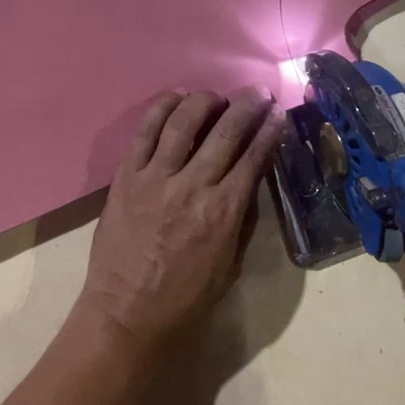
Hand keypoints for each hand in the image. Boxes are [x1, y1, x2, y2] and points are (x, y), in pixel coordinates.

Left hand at [77, 88, 286, 347]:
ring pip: (184, 122)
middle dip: (247, 106)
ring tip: (216, 96)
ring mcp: (156, 177)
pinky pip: (145, 131)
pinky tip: (176, 97)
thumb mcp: (229, 264)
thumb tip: (252, 176)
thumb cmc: (185, 297)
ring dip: (205, 100)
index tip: (278, 112)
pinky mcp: (127, 175)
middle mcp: (192, 186)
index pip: (253, 158)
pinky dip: (162, 108)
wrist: (127, 312)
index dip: (268, 131)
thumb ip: (242, 217)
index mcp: (223, 212)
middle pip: (225, 132)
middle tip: (258, 92)